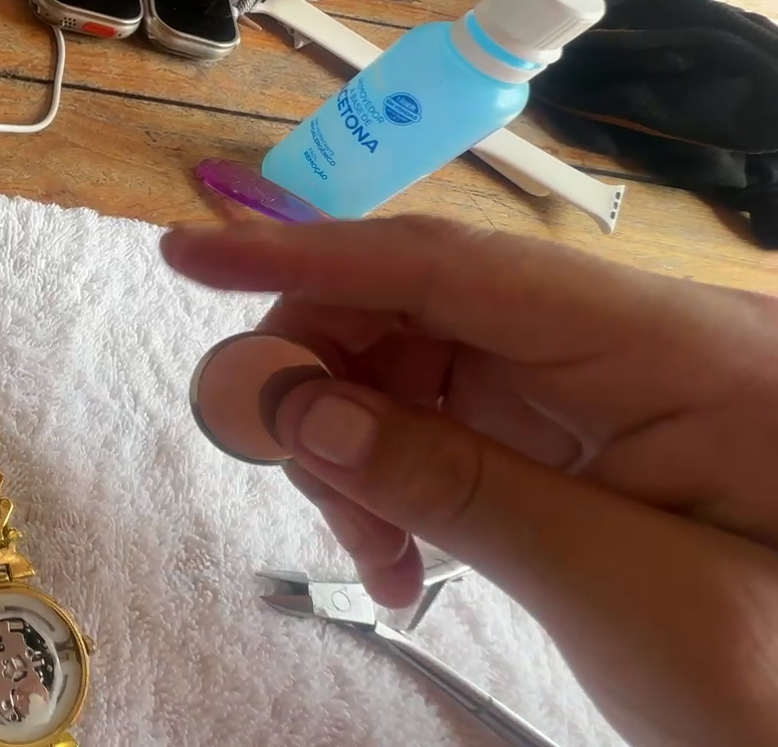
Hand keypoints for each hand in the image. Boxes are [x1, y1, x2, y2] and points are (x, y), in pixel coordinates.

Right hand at [163, 217, 777, 745]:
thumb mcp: (643, 607)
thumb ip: (456, 489)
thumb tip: (293, 410)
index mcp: (678, 346)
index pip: (449, 265)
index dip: (302, 253)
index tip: (182, 255)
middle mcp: (617, 336)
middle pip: (404, 309)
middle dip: (319, 385)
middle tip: (282, 472)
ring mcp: (586, 378)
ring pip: (398, 365)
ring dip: (345, 448)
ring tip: (367, 550)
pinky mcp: (558, 420)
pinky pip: (425, 415)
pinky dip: (380, 475)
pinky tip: (391, 550)